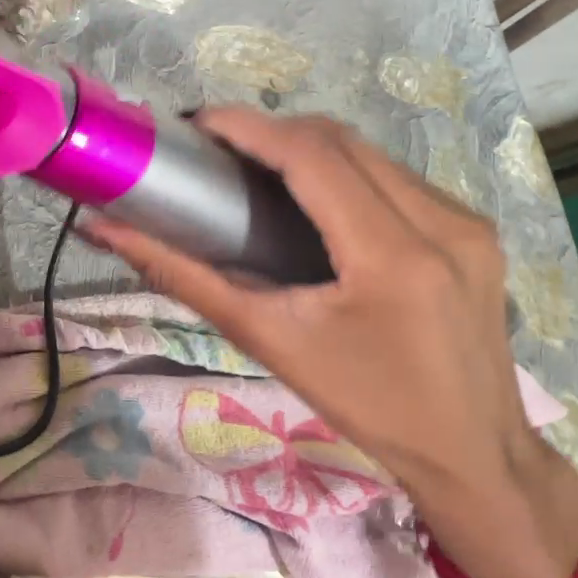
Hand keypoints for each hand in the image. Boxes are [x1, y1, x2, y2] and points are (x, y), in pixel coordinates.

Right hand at [86, 108, 577, 577]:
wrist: (475, 454)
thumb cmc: (363, 400)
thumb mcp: (262, 336)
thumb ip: (178, 274)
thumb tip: (102, 229)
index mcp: (392, 255)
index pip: (311, 155)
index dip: (247, 126)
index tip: (192, 124)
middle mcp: (443, 225)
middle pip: (339, 139)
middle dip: (267, 129)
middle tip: (210, 147)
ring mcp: (468, 225)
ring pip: (368, 150)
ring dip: (302, 143)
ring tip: (247, 164)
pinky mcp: (474, 232)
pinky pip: (392, 173)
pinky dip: (337, 165)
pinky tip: (305, 193)